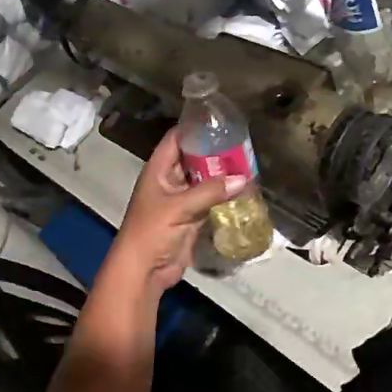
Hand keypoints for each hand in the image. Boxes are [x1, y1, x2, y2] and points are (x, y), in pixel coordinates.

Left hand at [107, 128, 244, 292]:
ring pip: (203, 180)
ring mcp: (180, 200)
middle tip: (241, 143)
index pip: (175, 139)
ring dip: (222, 174)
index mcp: (158, 170)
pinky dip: (223, 195)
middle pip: (193, 158)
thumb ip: (211, 191)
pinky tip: (243, 189)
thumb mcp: (180, 207)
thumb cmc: (152, 231)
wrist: (144, 270)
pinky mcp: (190, 218)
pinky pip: (209, 201)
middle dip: (214, 152)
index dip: (193, 128)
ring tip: (248, 162)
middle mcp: (169, 181)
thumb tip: (243, 179)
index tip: (218, 121)